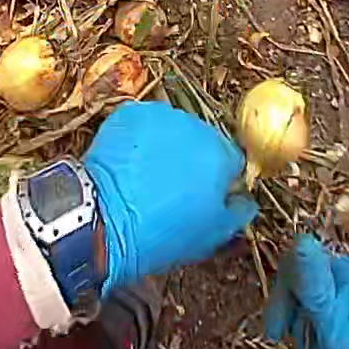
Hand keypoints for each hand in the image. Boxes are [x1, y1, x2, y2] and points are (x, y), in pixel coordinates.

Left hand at [84, 102, 258, 289]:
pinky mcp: (132, 112)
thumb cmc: (161, 232)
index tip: (203, 196)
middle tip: (173, 189)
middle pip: (203, 140)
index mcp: (220, 154)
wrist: (102, 218)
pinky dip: (140, 139)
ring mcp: (162, 115)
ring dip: (167, 146)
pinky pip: (144, 124)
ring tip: (147, 177)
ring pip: (174, 130)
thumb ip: (238, 213)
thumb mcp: (210, 236)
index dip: (219, 180)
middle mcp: (196, 125)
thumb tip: (246, 200)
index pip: (231, 160)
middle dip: (193, 160)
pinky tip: (129, 163)